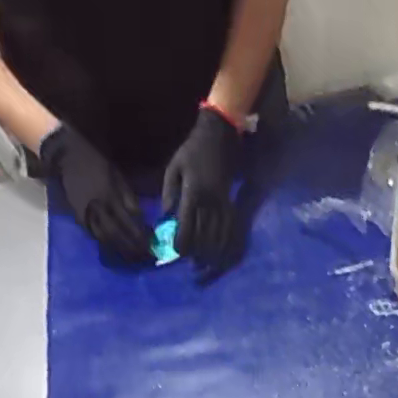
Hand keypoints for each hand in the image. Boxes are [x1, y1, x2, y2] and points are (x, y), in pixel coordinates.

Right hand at [39, 123, 152, 263]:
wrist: (69, 157)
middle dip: (133, 247)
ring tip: (132, 259)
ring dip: (120, 251)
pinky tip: (115, 253)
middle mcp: (100, 207)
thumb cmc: (97, 164)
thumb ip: (128, 197)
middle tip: (145, 257)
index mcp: (111, 195)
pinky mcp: (79, 218)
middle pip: (119, 233)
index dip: (142, 233)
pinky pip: (94, 236)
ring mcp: (87, 214)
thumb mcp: (117, 176)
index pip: (131, 220)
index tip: (152, 243)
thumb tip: (140, 219)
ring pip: (105, 238)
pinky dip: (106, 246)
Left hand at [161, 108, 239, 265]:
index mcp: (193, 193)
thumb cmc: (192, 150)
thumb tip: (166, 216)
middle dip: (197, 253)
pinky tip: (221, 251)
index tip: (178, 252)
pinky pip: (230, 227)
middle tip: (190, 262)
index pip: (187, 226)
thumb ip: (168, 192)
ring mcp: (223, 202)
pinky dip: (225, 242)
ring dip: (211, 251)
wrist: (219, 135)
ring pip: (218, 235)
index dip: (183, 243)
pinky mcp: (231, 201)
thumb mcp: (174, 167)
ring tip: (204, 262)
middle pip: (204, 236)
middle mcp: (209, 201)